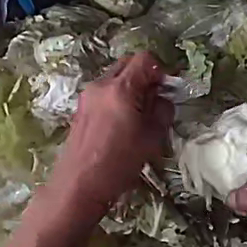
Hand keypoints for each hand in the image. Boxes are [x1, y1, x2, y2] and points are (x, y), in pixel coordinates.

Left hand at [49, 54, 174, 214]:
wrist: (78, 186)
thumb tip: (163, 99)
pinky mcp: (81, 110)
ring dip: (131, 88)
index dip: (161, 71)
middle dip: (145, 77)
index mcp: (121, 89)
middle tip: (156, 100)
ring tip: (140, 116)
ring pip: (115, 79)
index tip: (167, 90)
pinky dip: (118, 99)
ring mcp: (87, 97)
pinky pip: (105, 93)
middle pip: (127, 64)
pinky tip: (123, 125)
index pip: (145, 60)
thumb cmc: (119, 163)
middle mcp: (101, 86)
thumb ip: (162, 111)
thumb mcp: (152, 138)